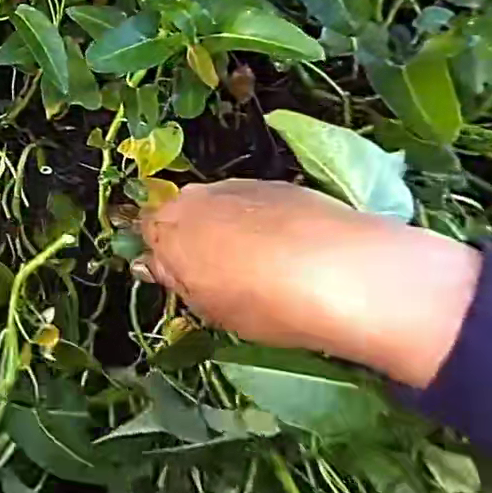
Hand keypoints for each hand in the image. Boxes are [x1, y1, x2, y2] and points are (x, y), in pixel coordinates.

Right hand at [136, 179, 482, 387]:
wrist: (344, 273)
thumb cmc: (263, 302)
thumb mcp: (208, 307)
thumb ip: (175, 280)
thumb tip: (152, 263)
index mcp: (167, 227)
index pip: (147, 231)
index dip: (164, 253)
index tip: (184, 276)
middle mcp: (195, 197)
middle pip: (183, 212)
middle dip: (196, 235)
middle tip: (221, 272)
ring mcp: (237, 186)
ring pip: (220, 206)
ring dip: (230, 227)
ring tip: (263, 264)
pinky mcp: (279, 184)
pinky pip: (257, 204)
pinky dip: (266, 222)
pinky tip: (291, 250)